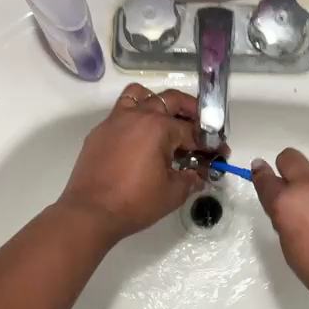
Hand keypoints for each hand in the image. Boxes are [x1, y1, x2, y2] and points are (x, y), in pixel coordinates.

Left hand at [56, 84, 206, 243]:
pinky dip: (135, 118)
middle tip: (200, 126)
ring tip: (165, 122)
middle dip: (190, 110)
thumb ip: (189, 179)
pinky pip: (120, 113)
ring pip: (140, 96)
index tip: (218, 152)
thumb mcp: (172, 193)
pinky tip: (140, 141)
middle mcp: (137, 116)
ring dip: (157, 103)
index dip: (208, 143)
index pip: (191, 131)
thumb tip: (197, 176)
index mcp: (158, 127)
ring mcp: (115, 121)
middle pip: (170, 100)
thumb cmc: (134, 203)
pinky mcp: (100, 132)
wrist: (90, 212)